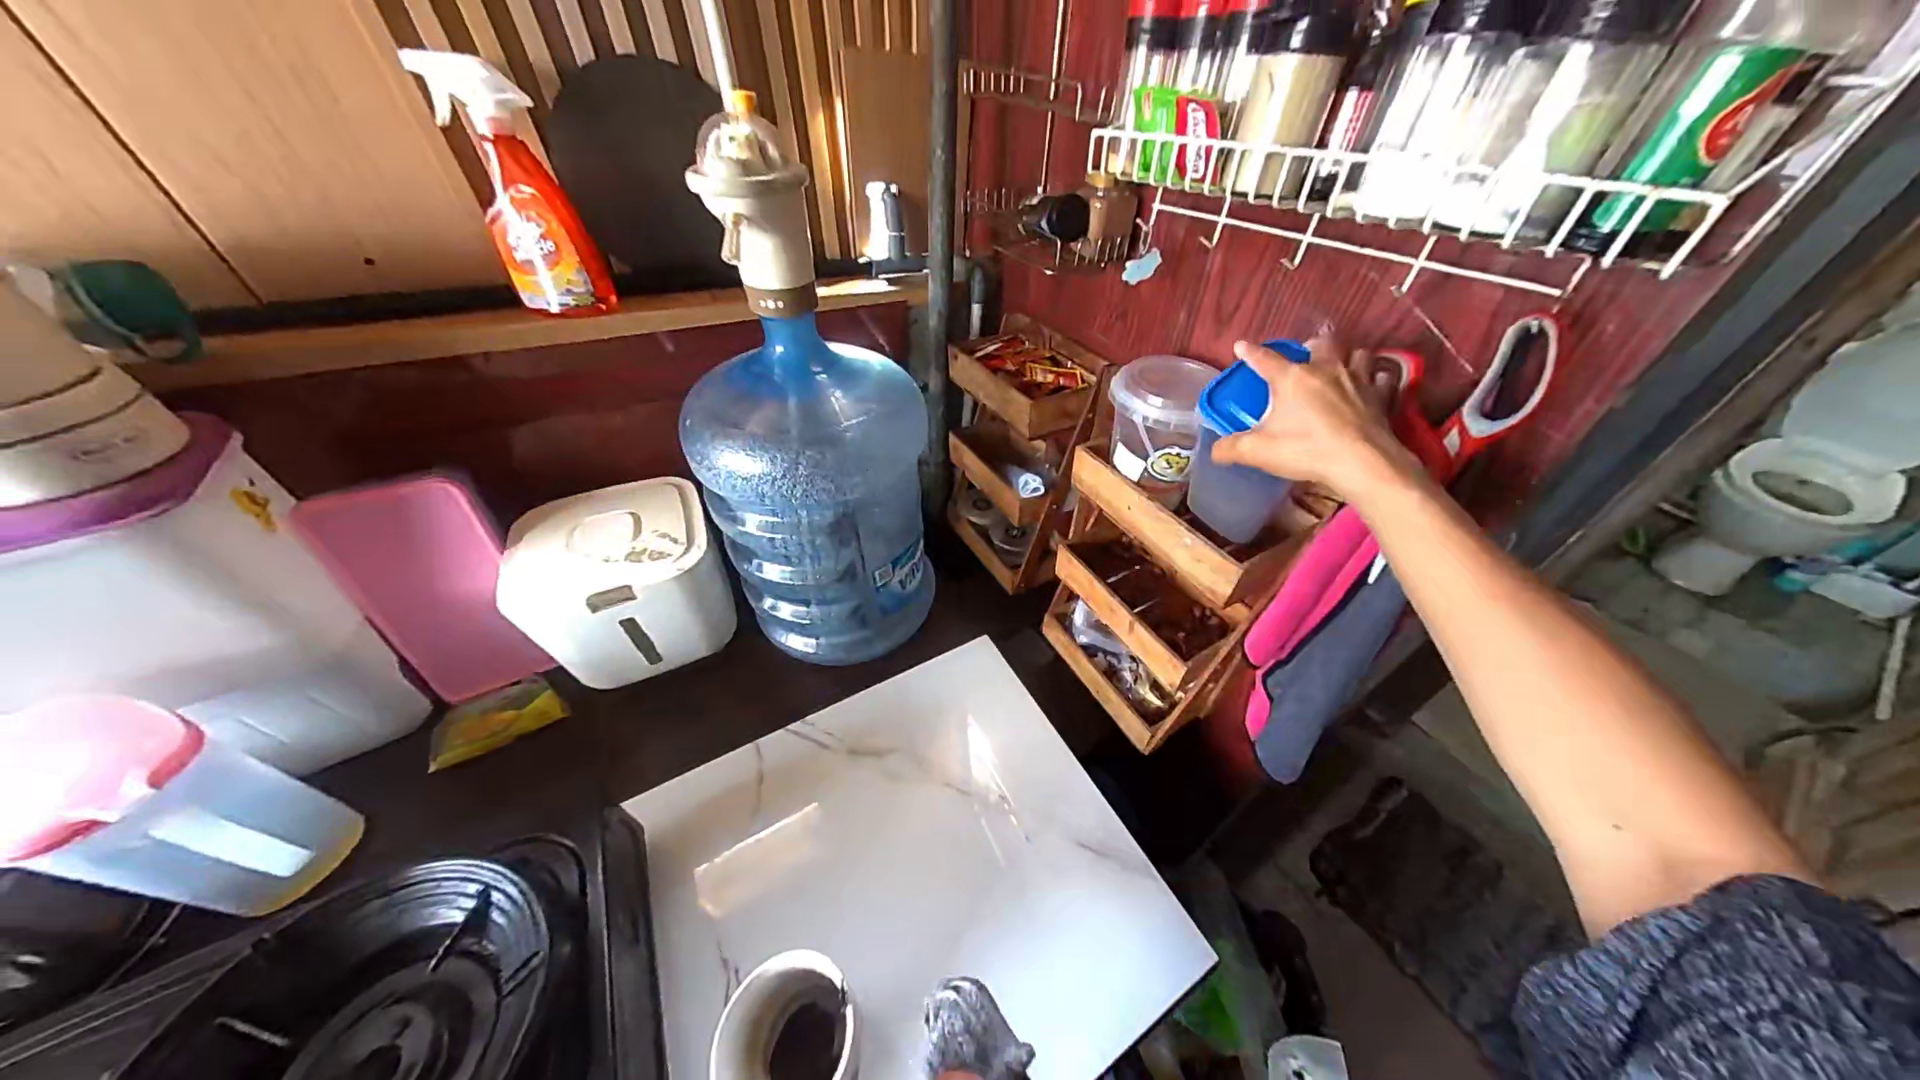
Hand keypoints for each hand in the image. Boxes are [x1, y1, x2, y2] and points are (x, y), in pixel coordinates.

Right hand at [1210, 337, 1418, 502]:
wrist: (1361, 462)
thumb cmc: (1305, 450)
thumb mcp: (1257, 451)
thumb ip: (1231, 448)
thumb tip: (1215, 451)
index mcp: (1291, 379)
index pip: (1265, 359)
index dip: (1250, 352)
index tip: (1242, 346)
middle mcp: (1325, 370)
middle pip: (1321, 343)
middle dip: (1311, 345)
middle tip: (1306, 354)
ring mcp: (1357, 380)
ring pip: (1357, 354)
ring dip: (1348, 356)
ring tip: (1341, 366)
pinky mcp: (1380, 396)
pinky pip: (1381, 378)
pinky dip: (1376, 379)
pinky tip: (1371, 386)